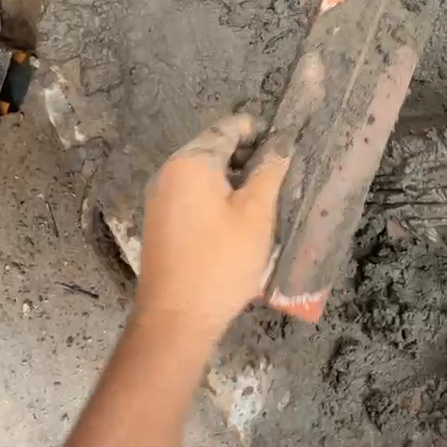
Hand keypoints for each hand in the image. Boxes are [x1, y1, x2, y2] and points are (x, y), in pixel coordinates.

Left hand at [135, 114, 291, 343]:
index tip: (286, 146)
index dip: (260, 131)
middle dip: (247, 156)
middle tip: (280, 176)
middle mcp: (169, 171)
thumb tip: (280, 143)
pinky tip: (238, 219)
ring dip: (233, 179)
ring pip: (203, 172)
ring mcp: (160, 196)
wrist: (175, 318)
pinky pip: (192, 193)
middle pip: (214, 148)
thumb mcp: (256, 214)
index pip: (229, 127)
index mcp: (191, 161)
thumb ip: (269, 171)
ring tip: (265, 199)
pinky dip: (216, 196)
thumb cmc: (221, 262)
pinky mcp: (160, 220)